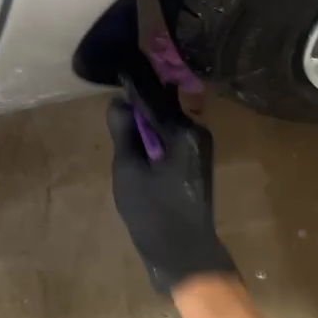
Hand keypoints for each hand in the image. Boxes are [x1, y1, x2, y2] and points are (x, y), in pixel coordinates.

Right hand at [104, 55, 235, 293]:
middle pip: (163, 104)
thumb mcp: (130, 172)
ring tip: (124, 106)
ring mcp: (200, 146)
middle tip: (118, 84)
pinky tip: (139, 133)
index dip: (133, 80)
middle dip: (141, 96)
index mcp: (181, 132)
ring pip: (168, 120)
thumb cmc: (154, 214)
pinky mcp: (197, 159)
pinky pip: (173, 134)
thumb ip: (124, 133)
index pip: (152, 96)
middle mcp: (196, 131)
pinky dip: (156, 130)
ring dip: (148, 115)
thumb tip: (119, 101)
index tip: (118, 63)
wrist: (186, 254)